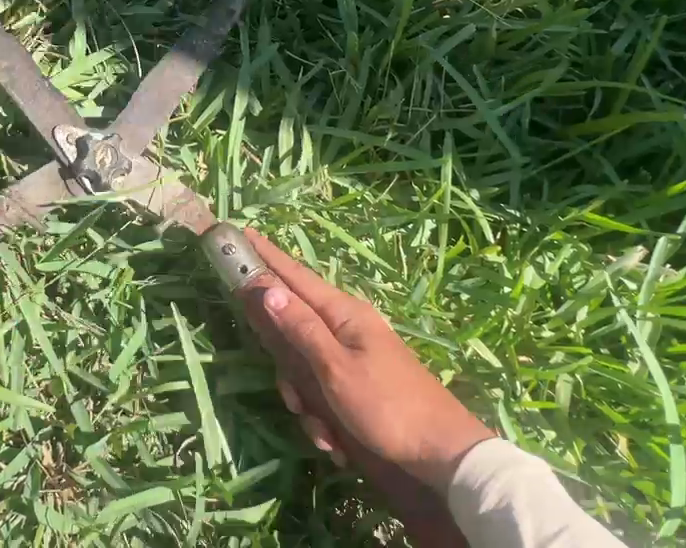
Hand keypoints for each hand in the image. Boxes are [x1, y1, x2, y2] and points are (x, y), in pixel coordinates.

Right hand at [241, 229, 495, 493]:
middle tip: (296, 398)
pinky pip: (324, 391)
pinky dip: (325, 417)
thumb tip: (268, 289)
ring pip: (305, 368)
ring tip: (326, 431)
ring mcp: (353, 353)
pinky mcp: (359, 380)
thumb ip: (300, 328)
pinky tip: (338, 442)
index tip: (243, 233)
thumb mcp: (335, 369)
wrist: (441, 452)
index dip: (267, 256)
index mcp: (342, 313)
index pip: (295, 275)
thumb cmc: (387, 405)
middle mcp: (346, 326)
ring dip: (309, 404)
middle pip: (294, 332)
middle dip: (289, 373)